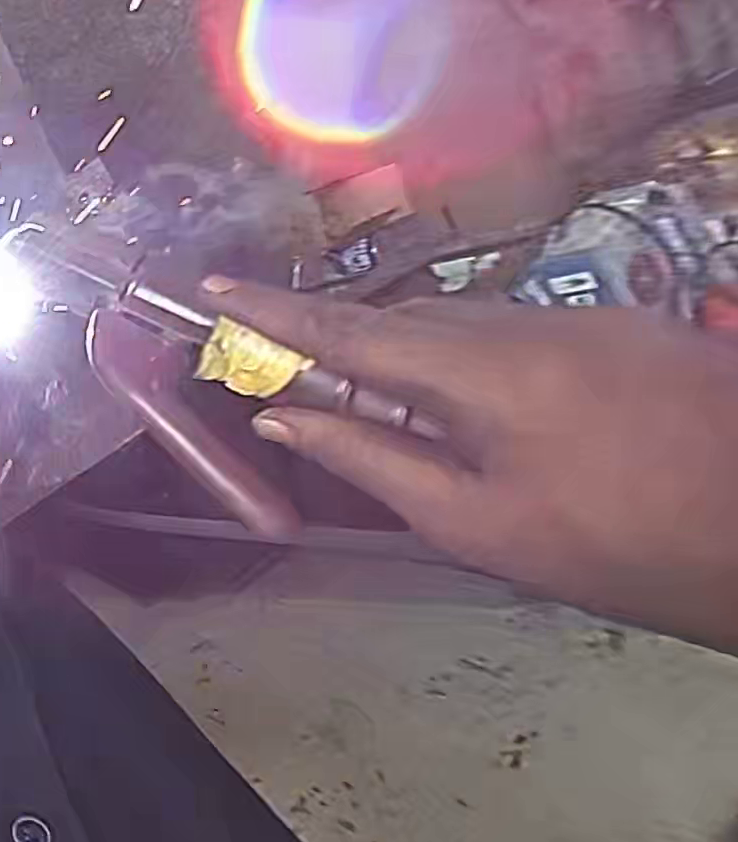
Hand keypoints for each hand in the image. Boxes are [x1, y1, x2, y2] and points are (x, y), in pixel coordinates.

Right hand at [200, 278, 737, 648]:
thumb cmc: (624, 551)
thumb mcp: (467, 521)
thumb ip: (362, 457)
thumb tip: (276, 416)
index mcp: (492, 377)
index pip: (348, 332)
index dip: (270, 311)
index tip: (214, 290)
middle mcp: (538, 329)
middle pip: (395, 319)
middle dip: (332, 342)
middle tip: (292, 382)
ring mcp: (592, 324)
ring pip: (448, 321)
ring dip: (392, 353)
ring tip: (382, 409)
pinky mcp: (627, 334)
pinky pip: (500, 331)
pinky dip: (449, 357)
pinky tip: (462, 405)